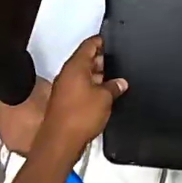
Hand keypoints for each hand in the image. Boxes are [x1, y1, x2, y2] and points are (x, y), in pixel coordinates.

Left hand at [35, 35, 127, 158]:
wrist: (61, 141)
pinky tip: (102, 96)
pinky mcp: (64, 101)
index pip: (89, 45)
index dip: (101, 41)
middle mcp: (67, 74)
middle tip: (116, 63)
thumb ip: (115, 86)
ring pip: (82, 74)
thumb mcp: (105, 98)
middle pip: (85, 59)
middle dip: (101, 60)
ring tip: (113, 80)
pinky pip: (79, 88)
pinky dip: (90, 88)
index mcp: (76, 66)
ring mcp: (64, 87)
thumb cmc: (79, 117)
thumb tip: (120, 82)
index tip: (110, 40)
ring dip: (97, 76)